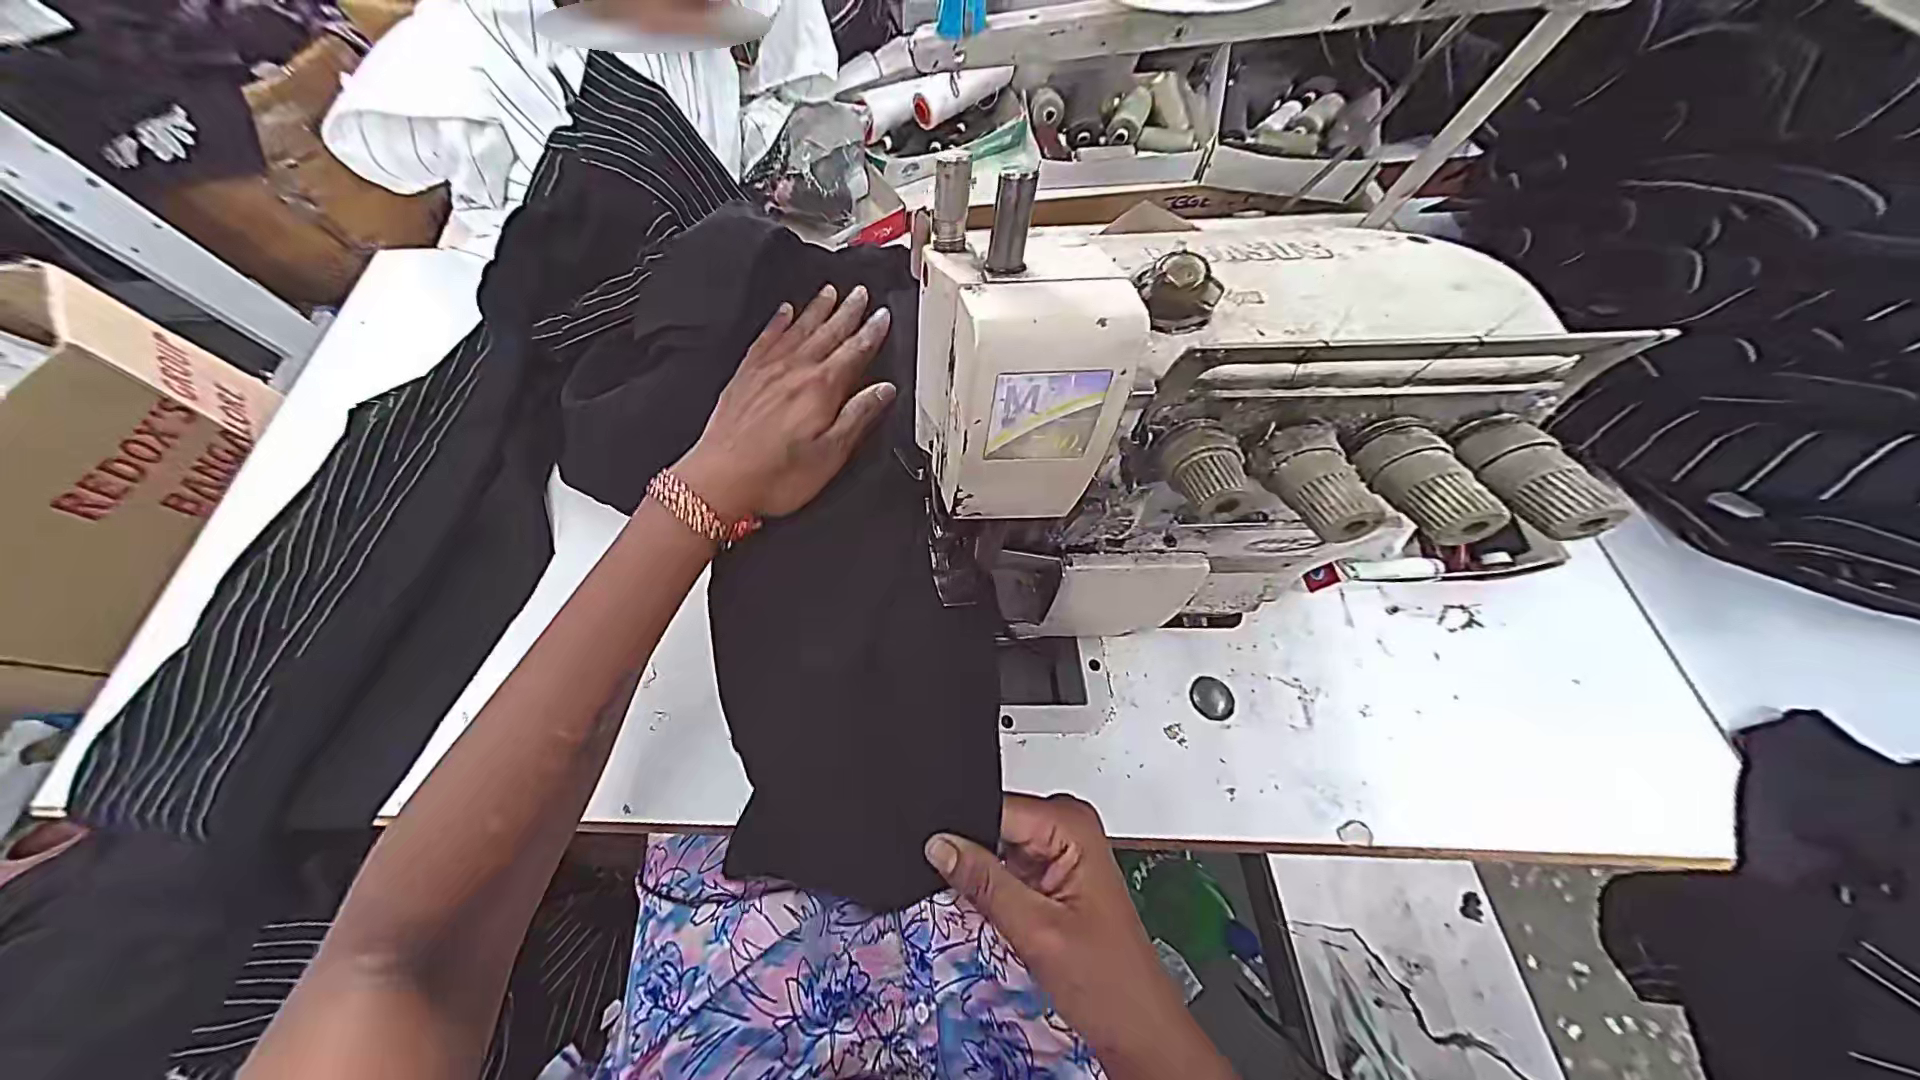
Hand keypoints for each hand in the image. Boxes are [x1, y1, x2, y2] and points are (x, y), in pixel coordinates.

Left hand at [673, 284, 894, 521]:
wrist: (720, 479)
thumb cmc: (775, 475)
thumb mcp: (831, 454)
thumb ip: (858, 417)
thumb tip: (882, 392)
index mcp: (820, 390)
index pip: (855, 352)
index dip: (872, 332)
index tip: (882, 316)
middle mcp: (794, 372)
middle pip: (829, 332)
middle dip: (848, 311)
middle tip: (861, 294)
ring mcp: (767, 371)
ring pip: (799, 329)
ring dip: (817, 309)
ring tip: (830, 292)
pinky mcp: (745, 377)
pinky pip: (765, 338)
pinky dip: (778, 322)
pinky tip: (784, 312)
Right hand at [924, 795, 1238, 1079]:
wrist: (1138, 1031)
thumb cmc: (1107, 983)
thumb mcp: (1036, 930)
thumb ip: (983, 881)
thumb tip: (939, 844)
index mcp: (1072, 822)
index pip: (997, 806)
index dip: (964, 833)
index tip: (939, 858)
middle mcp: (1068, 824)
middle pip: (995, 823)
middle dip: (975, 857)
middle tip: (979, 899)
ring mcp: (1061, 847)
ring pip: (996, 846)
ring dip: (987, 879)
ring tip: (1005, 913)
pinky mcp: (1053, 869)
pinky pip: (1006, 864)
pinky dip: (996, 890)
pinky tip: (1008, 915)